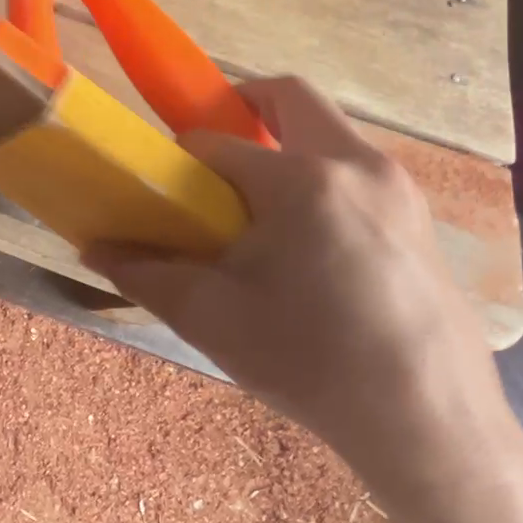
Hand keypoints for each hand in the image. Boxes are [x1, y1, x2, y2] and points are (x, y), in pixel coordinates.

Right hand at [82, 77, 508, 493]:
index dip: (177, 158)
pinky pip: (356, 173)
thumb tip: (92, 249)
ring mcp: (399, 191)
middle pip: (292, 98)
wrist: (431, 424)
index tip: (160, 187)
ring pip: (328, 136)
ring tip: (252, 213)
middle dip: (242, 107)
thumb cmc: (309, 360)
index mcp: (301, 182)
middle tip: (209, 155)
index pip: (216, 142)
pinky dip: (317, 180)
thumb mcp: (209, 317)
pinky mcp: (420, 221)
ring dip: (283, 149)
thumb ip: (143, 273)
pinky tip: (302, 248)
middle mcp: (357, 167)